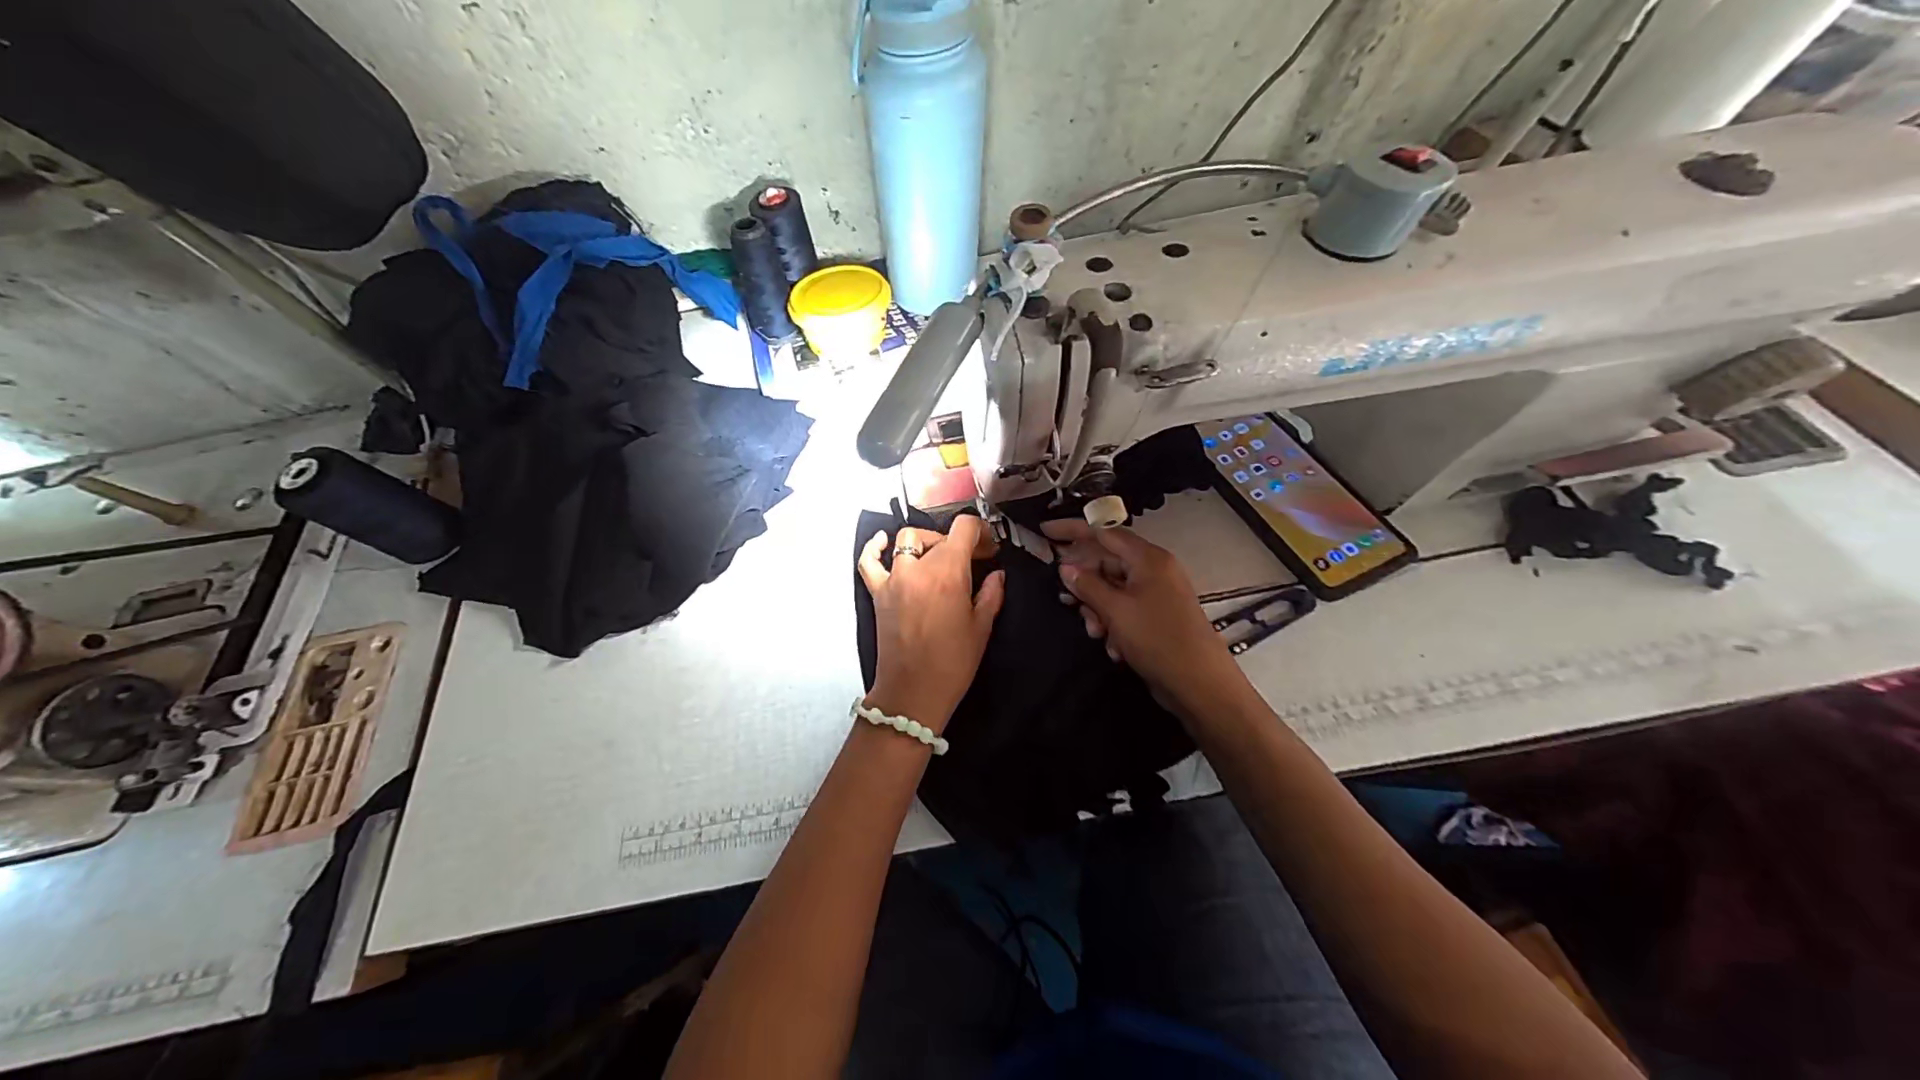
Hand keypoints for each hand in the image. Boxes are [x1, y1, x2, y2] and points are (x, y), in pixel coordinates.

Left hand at [858, 516, 1005, 733]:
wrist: (913, 692)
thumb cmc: (952, 664)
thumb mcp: (982, 628)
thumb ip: (991, 595)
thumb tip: (997, 575)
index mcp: (949, 573)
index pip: (964, 528)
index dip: (981, 532)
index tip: (988, 547)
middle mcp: (919, 569)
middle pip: (939, 536)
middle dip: (959, 543)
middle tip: (973, 560)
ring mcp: (894, 579)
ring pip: (907, 540)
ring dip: (926, 541)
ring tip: (938, 556)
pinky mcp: (878, 593)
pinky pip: (869, 561)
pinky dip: (875, 547)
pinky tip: (884, 542)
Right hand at [1041, 519, 1248, 717]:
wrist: (1198, 683)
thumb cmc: (1157, 639)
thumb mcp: (1116, 610)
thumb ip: (1088, 585)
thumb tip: (1066, 567)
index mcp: (1148, 558)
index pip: (1104, 532)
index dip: (1072, 530)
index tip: (1044, 531)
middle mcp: (1153, 570)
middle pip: (1106, 562)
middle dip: (1085, 583)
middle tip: (1066, 600)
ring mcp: (1156, 594)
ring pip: (1112, 589)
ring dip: (1098, 609)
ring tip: (1096, 631)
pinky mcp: (1156, 617)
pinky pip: (1124, 610)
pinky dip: (1113, 624)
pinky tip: (1113, 646)